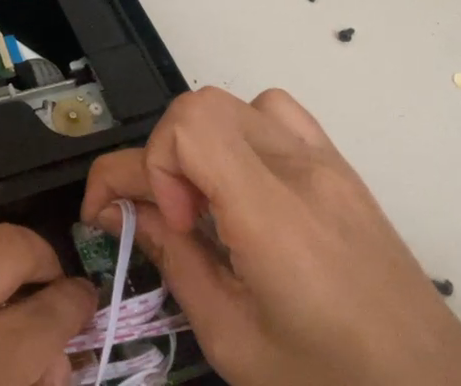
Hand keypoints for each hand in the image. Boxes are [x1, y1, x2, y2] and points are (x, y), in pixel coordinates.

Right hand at [82, 87, 460, 385]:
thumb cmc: (331, 381)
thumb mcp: (233, 338)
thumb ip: (172, 260)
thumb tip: (119, 209)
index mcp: (274, 214)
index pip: (188, 128)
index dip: (151, 167)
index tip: (162, 225)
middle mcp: (301, 169)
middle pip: (201, 106)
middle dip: (166, 157)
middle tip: (178, 221)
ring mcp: (328, 162)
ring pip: (235, 103)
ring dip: (202, 143)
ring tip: (210, 204)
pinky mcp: (342, 169)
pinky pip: (277, 114)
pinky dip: (242, 134)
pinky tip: (247, 189)